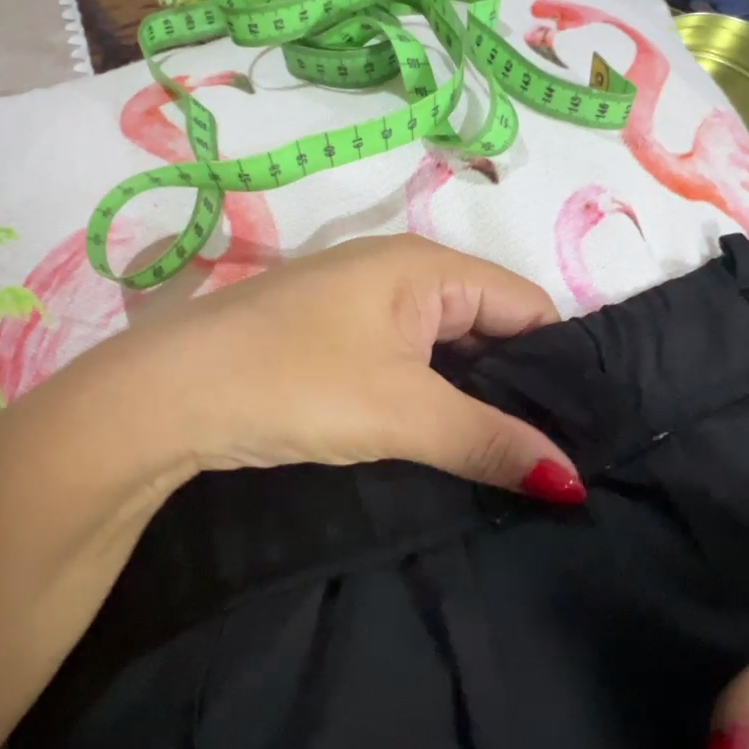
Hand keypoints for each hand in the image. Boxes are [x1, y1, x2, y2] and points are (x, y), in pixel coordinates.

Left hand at [58, 234, 586, 500]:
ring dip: (474, 400)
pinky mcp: (331, 340)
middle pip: (489, 325)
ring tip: (514, 459)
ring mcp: (359, 305)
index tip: (588, 430)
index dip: (560, 365)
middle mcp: (397, 271)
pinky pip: (407, 363)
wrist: (161, 397)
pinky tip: (446, 444)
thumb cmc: (292, 384)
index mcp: (425, 266)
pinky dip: (431, 399)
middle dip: (520, 388)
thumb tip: (572, 482)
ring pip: (445, 350)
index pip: (526, 305)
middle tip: (556, 456)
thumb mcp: (402, 413)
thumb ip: (490, 441)